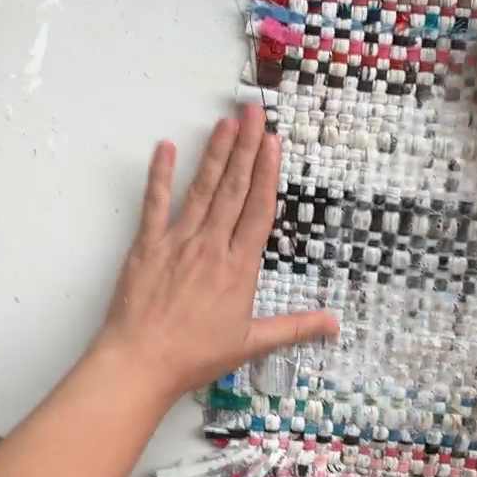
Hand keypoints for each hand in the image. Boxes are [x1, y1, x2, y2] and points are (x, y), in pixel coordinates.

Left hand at [93, 104, 338, 400]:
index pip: (258, 209)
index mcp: (239, 267)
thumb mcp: (251, 343)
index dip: (268, 173)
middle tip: (254, 114)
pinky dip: (161, 175)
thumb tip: (334, 324)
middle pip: (234, 189)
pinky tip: (167, 148)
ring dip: (216, 154)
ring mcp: (178, 241)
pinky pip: (155, 203)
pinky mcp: (147, 245)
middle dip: (246, 148)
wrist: (141, 362)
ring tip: (227, 123)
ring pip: (202, 189)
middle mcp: (211, 246)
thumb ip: (295, 327)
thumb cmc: (195, 356)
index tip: (273, 143)